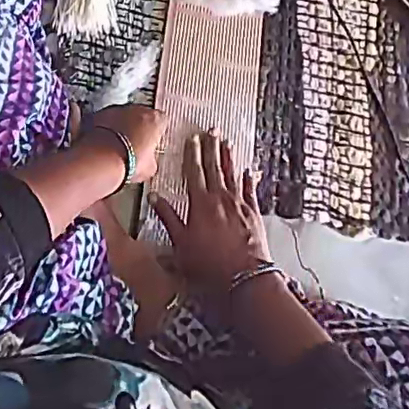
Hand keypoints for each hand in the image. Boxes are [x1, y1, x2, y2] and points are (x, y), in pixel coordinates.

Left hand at [87, 104, 166, 184]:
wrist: (101, 160)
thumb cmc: (129, 161)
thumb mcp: (150, 168)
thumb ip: (151, 158)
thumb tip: (147, 161)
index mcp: (154, 119)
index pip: (160, 121)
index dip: (155, 133)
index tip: (150, 143)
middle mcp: (136, 109)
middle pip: (139, 116)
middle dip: (136, 128)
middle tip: (132, 147)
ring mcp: (115, 109)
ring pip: (120, 116)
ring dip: (119, 127)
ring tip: (115, 148)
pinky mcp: (97, 114)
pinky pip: (104, 120)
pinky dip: (103, 129)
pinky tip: (102, 145)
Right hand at [152, 132, 269, 294]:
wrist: (244, 278)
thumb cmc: (208, 264)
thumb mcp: (180, 242)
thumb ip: (168, 217)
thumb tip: (155, 197)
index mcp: (200, 203)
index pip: (194, 171)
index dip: (192, 153)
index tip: (192, 138)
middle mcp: (220, 198)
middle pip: (214, 167)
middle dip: (211, 147)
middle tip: (211, 130)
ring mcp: (239, 204)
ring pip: (233, 174)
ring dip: (229, 157)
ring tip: (227, 142)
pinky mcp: (253, 214)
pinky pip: (251, 190)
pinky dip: (250, 179)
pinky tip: (250, 170)